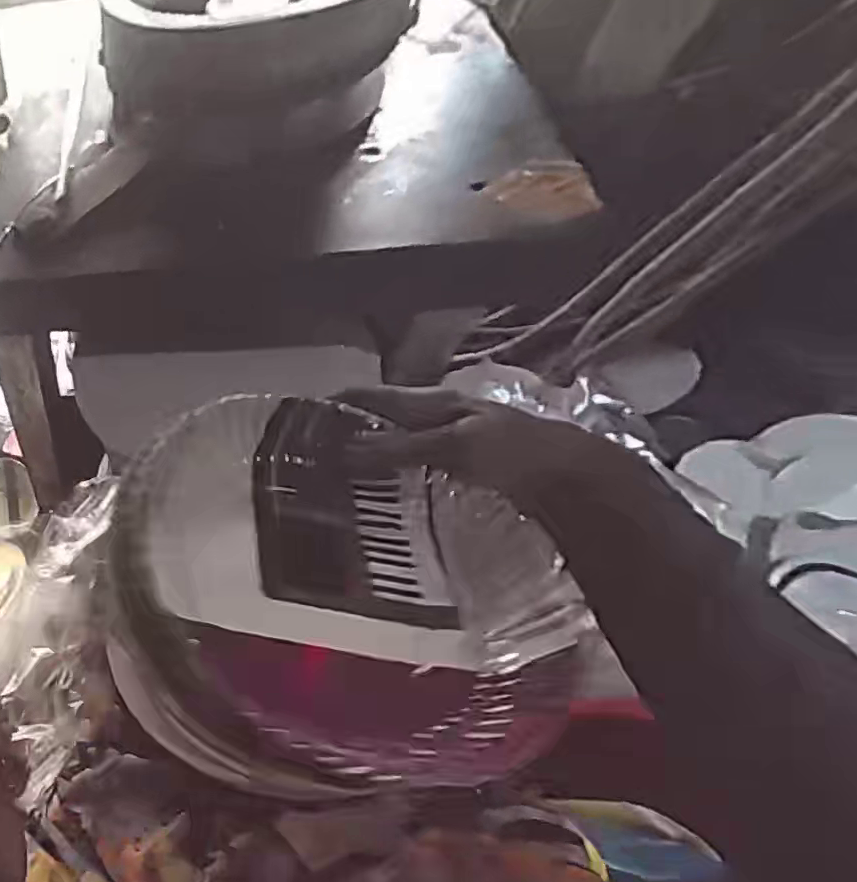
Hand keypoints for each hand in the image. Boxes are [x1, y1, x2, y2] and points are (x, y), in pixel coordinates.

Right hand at [335, 387, 626, 502]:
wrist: (584, 483)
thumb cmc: (521, 454)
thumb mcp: (454, 446)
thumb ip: (397, 448)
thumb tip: (338, 448)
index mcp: (436, 401)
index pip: (371, 394)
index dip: (335, 402)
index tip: (297, 418)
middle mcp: (439, 415)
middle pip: (377, 418)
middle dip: (342, 429)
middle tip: (306, 451)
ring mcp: (448, 440)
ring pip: (391, 440)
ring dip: (361, 452)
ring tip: (327, 470)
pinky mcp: (456, 465)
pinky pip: (406, 463)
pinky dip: (382, 471)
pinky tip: (370, 487)